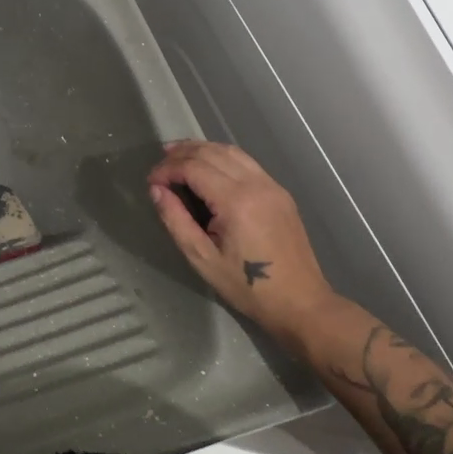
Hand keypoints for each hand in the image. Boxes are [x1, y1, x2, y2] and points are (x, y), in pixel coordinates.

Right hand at [148, 140, 343, 344]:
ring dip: (201, 150)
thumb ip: (175, 219)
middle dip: (180, 154)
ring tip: (177, 156)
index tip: (151, 182)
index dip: (167, 169)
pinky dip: (221, 157)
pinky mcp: (280, 193)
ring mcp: (272, 186)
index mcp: (236, 202)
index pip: (193, 167)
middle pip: (211, 152)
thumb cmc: (248, 287)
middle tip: (159, 166)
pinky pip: (246, 162)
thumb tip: (156, 190)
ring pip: (230, 151)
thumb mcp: (201, 258)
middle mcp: (256, 185)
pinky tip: (208, 167)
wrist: (301, 303)